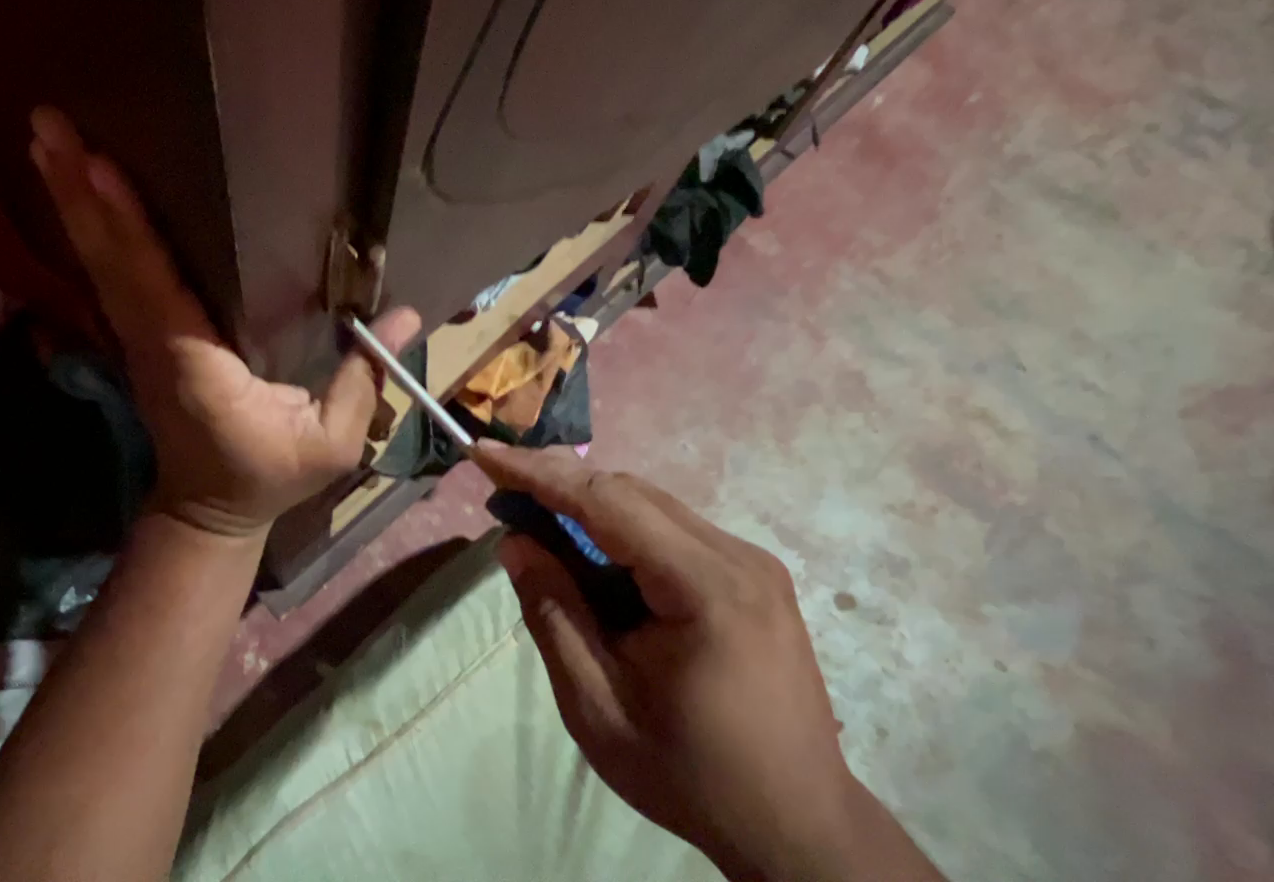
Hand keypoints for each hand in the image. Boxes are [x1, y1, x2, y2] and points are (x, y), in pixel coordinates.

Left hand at [30, 107, 420, 537]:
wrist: (207, 510)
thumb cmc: (267, 477)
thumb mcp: (328, 444)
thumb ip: (361, 381)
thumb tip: (409, 314)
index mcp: (194, 366)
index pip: (154, 289)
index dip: (129, 229)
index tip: (98, 168)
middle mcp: (153, 345)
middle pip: (111, 263)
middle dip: (77, 195)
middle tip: (46, 125)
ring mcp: (137, 342)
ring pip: (100, 266)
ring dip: (71, 203)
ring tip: (44, 142)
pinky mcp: (137, 338)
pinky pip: (109, 277)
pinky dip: (88, 231)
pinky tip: (73, 194)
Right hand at [473, 444, 942, 881]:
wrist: (795, 824)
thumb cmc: (690, 775)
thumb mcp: (597, 706)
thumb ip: (553, 614)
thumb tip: (516, 542)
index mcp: (706, 589)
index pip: (608, 503)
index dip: (539, 473)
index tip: (483, 454)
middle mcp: (738, 559)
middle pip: (631, 493)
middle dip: (558, 480)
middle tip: (496, 485)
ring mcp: (752, 565)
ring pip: (651, 507)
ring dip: (587, 503)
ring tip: (530, 511)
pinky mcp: (752, 579)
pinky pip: (671, 531)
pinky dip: (619, 528)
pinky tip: (586, 547)